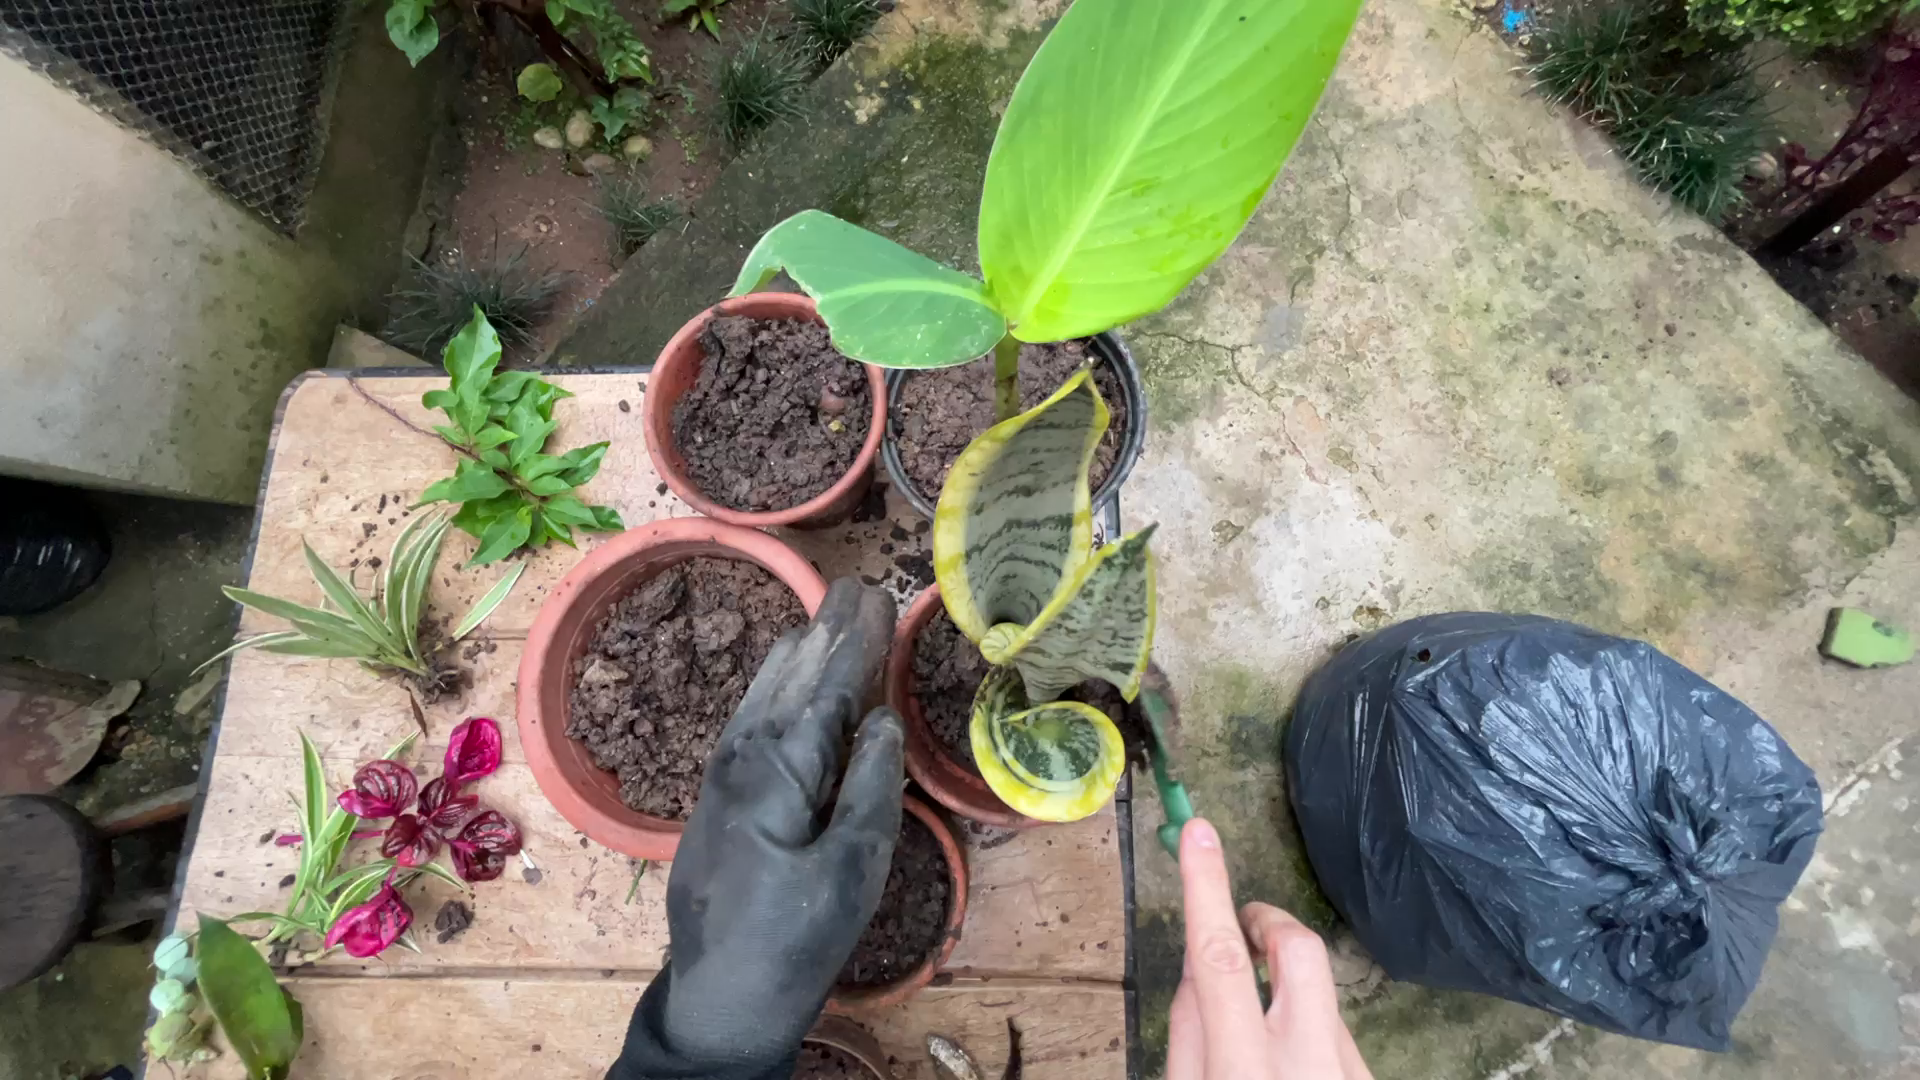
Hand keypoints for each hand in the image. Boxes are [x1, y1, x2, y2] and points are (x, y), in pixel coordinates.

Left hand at [635, 579, 904, 1073]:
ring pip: (770, 688)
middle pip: (796, 675)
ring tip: (832, 614)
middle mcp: (745, 751)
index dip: (858, 640)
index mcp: (780, 767)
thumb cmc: (797, 938)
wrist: (719, 996)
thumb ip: (872, 789)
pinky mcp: (719, 784)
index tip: (877, 595)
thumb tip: (885, 719)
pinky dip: (781, 680)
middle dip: (831, 630)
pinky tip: (788, 669)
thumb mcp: (853, 872)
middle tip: (858, 587)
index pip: (828, 685)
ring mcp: (725, 766)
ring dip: (806, 649)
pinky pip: (755, 711)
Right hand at [1168, 818, 1371, 1079]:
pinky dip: (1305, 1034)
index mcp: (1247, 1071)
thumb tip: (1199, 966)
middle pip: (1298, 951)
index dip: (1206, 886)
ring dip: (1282, 994)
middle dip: (1264, 918)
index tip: (1197, 829)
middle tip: (1241, 924)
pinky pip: (1335, 1040)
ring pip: (1319, 999)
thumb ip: (1189, 1033)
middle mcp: (1313, 1067)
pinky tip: (1287, 1075)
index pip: (1220, 956)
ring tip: (1256, 1043)